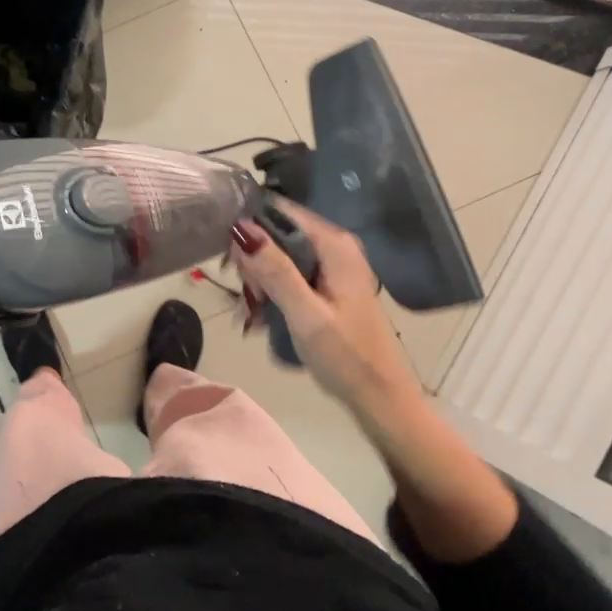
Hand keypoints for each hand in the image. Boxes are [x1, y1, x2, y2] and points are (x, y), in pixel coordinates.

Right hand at [230, 199, 420, 408]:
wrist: (381, 399)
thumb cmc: (347, 357)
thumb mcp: (305, 315)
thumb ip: (275, 271)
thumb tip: (241, 228)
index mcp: (334, 245)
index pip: (280, 211)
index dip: (250, 227)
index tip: (230, 257)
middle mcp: (334, 247)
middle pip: (278, 233)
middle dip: (254, 260)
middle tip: (247, 294)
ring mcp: (331, 267)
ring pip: (279, 255)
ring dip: (259, 279)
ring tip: (252, 311)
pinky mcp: (327, 286)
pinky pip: (289, 275)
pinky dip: (272, 291)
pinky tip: (261, 316)